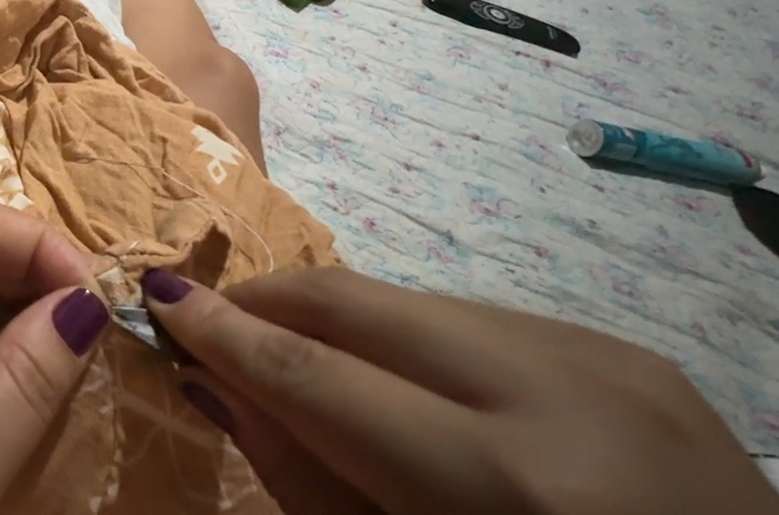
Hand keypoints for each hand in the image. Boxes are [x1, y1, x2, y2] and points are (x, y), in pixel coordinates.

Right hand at [142, 266, 778, 514]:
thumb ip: (298, 474)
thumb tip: (211, 377)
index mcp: (506, 485)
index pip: (312, 372)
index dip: (222, 330)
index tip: (157, 294)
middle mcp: (557, 394)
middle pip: (348, 299)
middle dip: (261, 299)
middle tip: (208, 316)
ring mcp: (601, 355)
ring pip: (402, 299)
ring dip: (332, 320)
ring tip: (306, 361)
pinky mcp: (621, 344)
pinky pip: (464, 316)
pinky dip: (407, 339)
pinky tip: (409, 386)